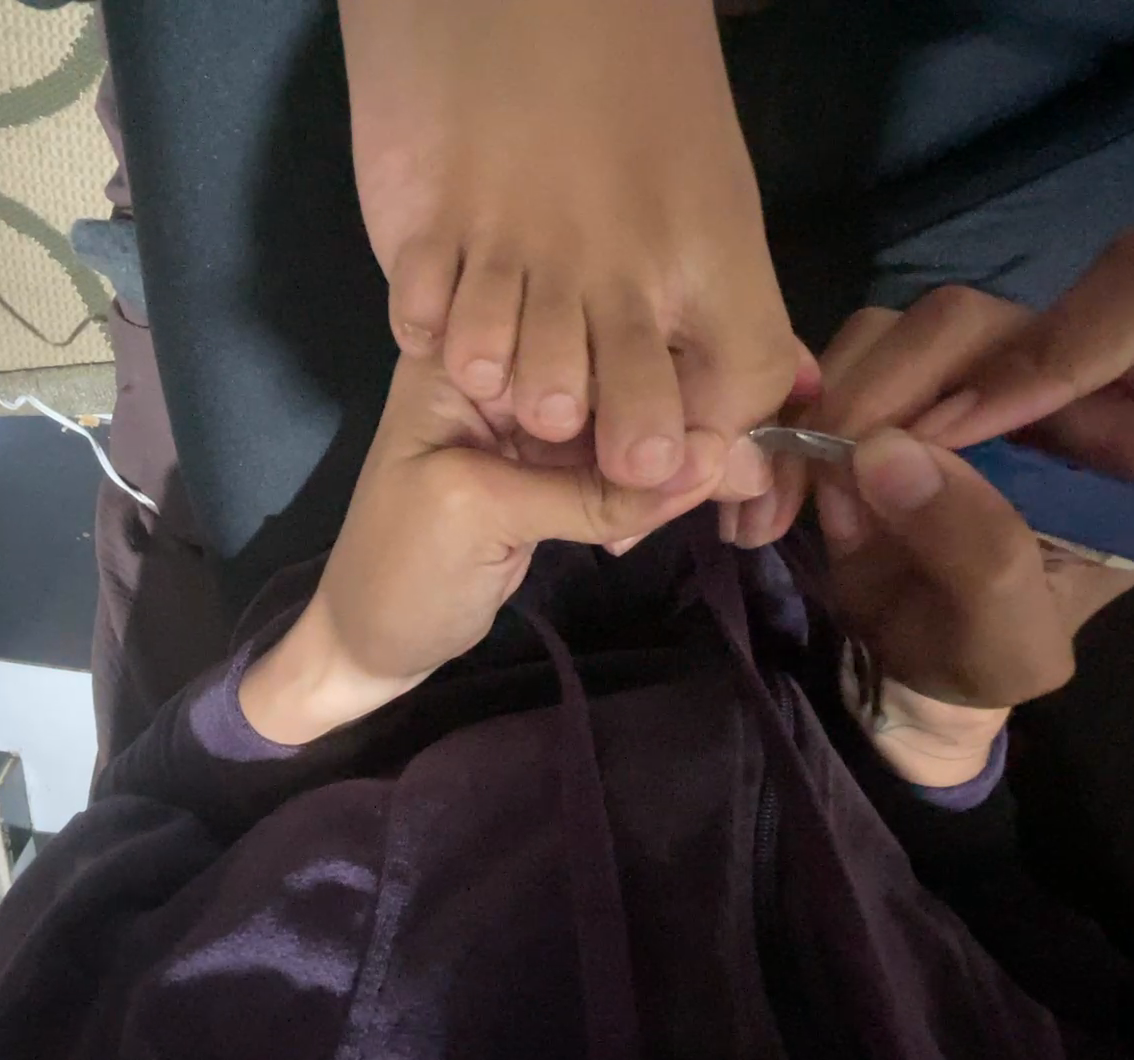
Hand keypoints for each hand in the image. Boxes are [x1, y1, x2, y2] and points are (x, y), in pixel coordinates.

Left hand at [240, 350, 726, 744]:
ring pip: (617, 428)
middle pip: (604, 382)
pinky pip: (611, 473)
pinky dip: (655, 487)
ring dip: (679, 454)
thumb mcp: (481, 512)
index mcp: (464, 362)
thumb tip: (709, 462)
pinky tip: (713, 490)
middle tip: (758, 453)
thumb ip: (588, 488)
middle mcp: (501, 384)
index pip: (571, 342)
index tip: (729, 406)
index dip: (649, 370)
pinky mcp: (544, 482)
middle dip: (678, 413)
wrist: (375, 644)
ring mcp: (525, 435)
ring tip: (755, 478)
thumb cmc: (401, 570)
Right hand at [782, 224, 1133, 776]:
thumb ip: (977, 558)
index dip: (1061, 340)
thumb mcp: (1003, 645)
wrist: (899, 655)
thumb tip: (883, 453)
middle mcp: (1055, 380)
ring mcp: (958, 378)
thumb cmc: (979, 658)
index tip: (961, 426)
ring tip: (793, 500)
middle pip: (979, 315)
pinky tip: (779, 488)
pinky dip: (791, 424)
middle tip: (842, 475)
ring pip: (892, 330)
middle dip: (893, 396)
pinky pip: (830, 366)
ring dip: (830, 412)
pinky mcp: (883, 390)